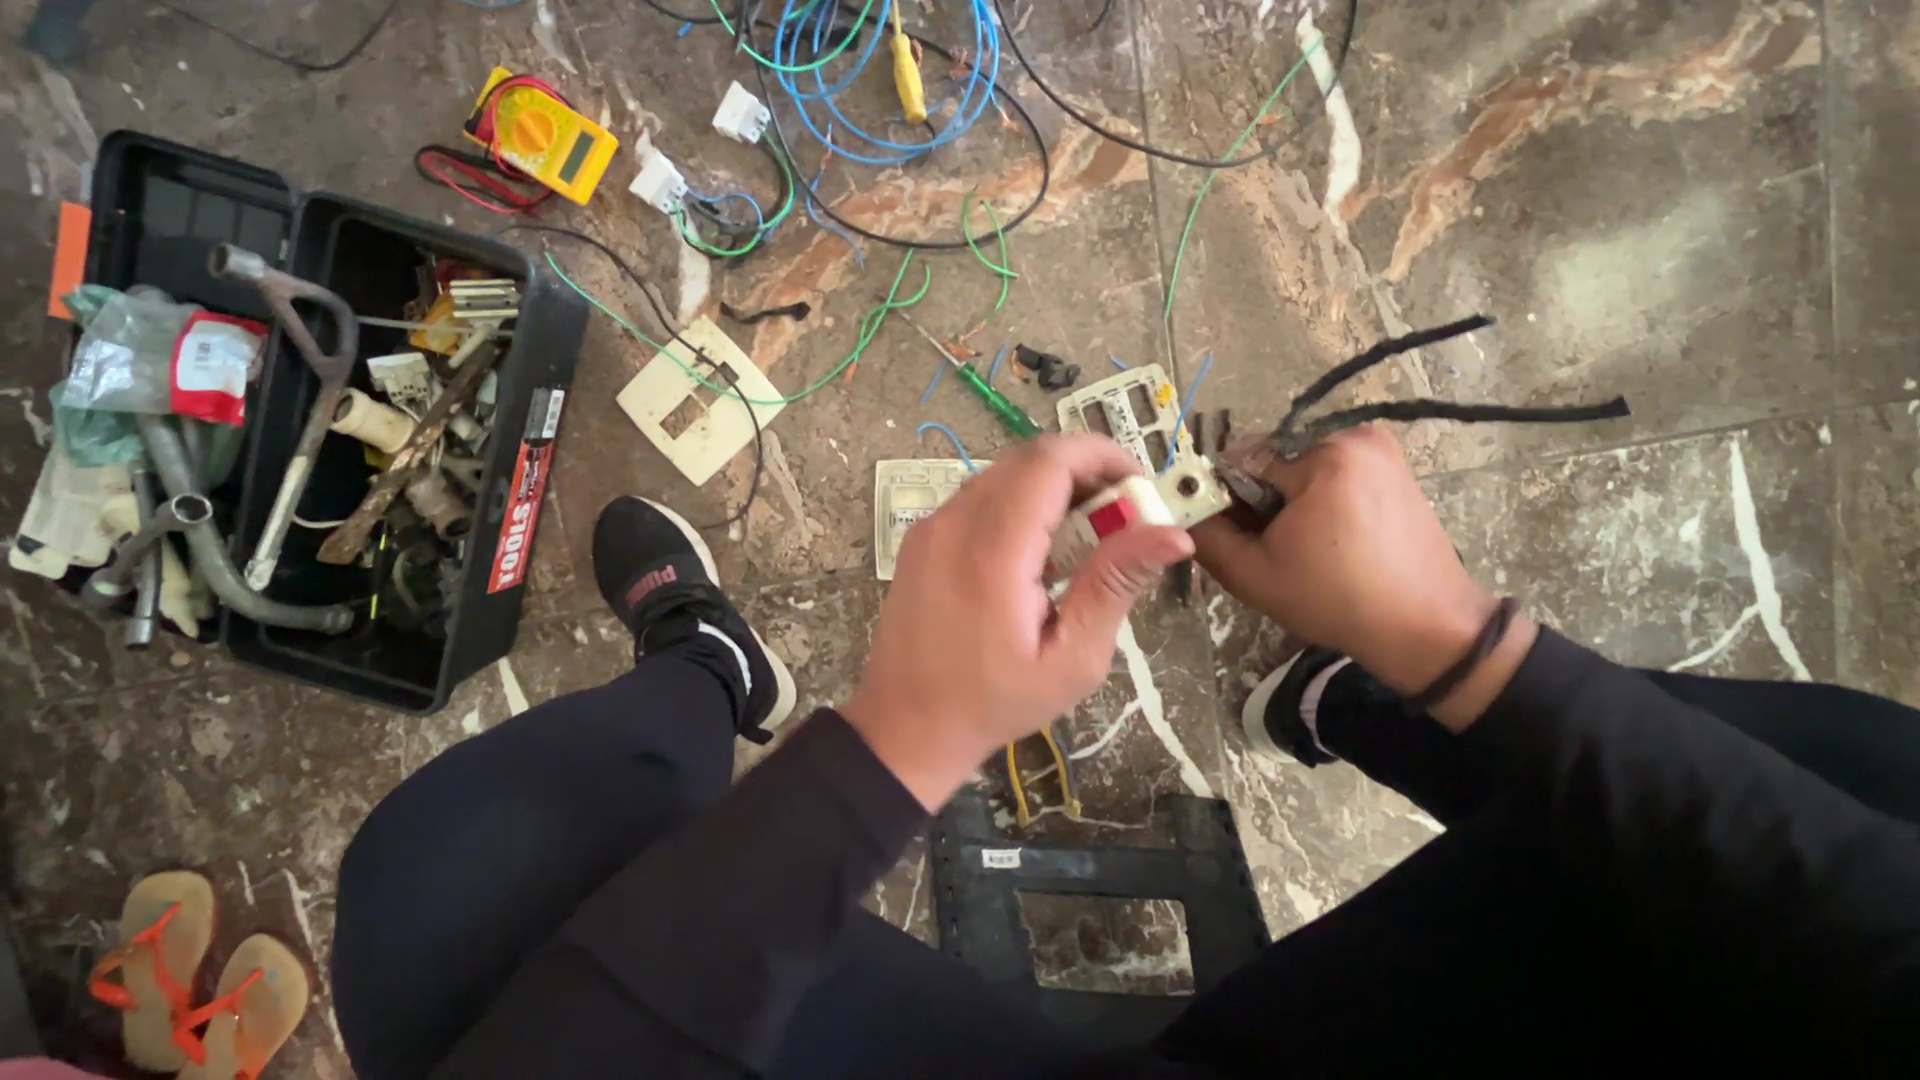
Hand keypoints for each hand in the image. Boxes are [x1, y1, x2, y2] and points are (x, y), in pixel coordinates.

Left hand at [843, 434, 1193, 808]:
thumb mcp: (1071, 659)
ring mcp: (930, 527)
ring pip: (1003, 473)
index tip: (1140, 488)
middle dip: (1084, 471)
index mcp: (992, 552)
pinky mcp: (921, 538)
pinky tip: (1038, 552)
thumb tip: (1173, 534)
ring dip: (1051, 486)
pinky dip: (1018, 503)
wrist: (906, 726)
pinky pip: (978, 497)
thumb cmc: (994, 703)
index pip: (1049, 463)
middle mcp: (954, 524)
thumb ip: (1116, 585)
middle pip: (1027, 458)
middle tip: (1122, 515)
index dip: (1102, 457)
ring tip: (1086, 537)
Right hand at [1191, 425, 1531, 728]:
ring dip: (1287, 500)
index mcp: (1322, 454)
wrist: (1425, 627)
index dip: (1225, 498)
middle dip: (1258, 499)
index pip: (1239, 460)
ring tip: (1299, 547)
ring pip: (1300, 467)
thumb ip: (1204, 534)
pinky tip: (1325, 538)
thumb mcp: (1251, 574)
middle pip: (1272, 460)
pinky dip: (1317, 499)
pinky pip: (1331, 472)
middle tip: (1268, 547)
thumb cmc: (1335, 600)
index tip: (1234, 536)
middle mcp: (1355, 435)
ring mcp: (1380, 448)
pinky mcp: (1393, 466)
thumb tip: (1178, 508)